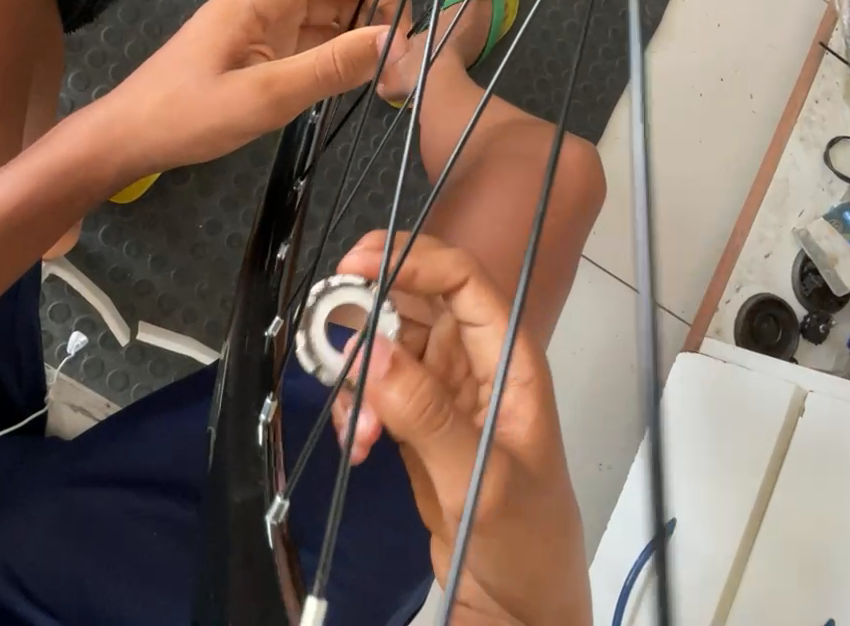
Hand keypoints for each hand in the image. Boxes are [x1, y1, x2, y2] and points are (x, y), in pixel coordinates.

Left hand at [86, 0, 420, 179]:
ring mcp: (268, 18)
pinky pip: (317, 30)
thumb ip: (331, 67)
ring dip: (367, 20)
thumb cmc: (189, 112)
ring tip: (393, 57)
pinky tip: (361, 68)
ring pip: (333, 2)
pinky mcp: (266, 43)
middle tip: (407, 38)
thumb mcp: (265, 96)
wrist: (133, 133)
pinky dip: (344, 43)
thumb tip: (395, 41)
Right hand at [332, 232, 590, 625]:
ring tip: (355, 427)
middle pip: (417, 302)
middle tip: (325, 323)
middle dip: (370, 308)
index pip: (463, 280)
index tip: (355, 263)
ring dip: (360, 374)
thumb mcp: (481, 479)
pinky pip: (377, 388)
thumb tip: (368, 350)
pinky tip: (357, 444)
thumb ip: (425, 414)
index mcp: (508, 358)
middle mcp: (474, 361)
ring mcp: (443, 389)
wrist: (519, 609)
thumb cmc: (524, 541)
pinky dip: (357, 408)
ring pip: (389, 345)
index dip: (413, 259)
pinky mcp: (418, 420)